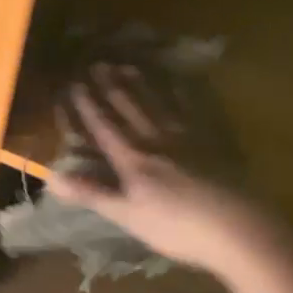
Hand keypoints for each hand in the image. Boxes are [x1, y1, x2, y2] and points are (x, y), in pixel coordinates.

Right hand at [48, 66, 290, 276]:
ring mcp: (187, 137)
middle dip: (111, 86)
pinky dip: (180, 94)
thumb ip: (92, 193)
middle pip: (130, 107)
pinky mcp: (212, 141)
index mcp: (132, 159)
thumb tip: (53, 177)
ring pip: (158, 103)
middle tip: (98, 64)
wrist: (238, 227)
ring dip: (140, 84)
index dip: (87, 106)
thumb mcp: (128, 216)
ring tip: (128, 66)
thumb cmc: (177, 228)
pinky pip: (191, 109)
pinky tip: (178, 84)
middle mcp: (156, 139)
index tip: (74, 84)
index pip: (104, 127)